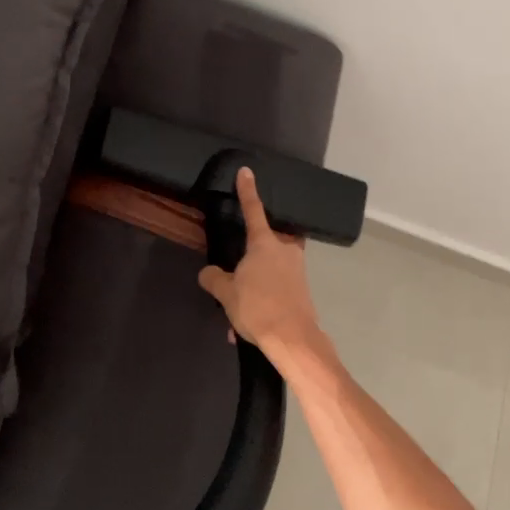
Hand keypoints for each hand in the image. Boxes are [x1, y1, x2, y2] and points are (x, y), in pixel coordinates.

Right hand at [197, 167, 323, 357]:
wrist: (293, 339)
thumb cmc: (258, 307)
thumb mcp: (226, 293)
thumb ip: (214, 279)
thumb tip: (207, 273)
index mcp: (265, 243)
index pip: (253, 210)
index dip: (247, 190)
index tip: (247, 171)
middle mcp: (284, 250)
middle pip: (269, 240)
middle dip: (255, 250)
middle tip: (241, 265)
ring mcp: (296, 270)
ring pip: (271, 271)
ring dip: (254, 288)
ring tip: (236, 315)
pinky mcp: (302, 291)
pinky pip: (276, 291)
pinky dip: (261, 304)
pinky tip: (245, 330)